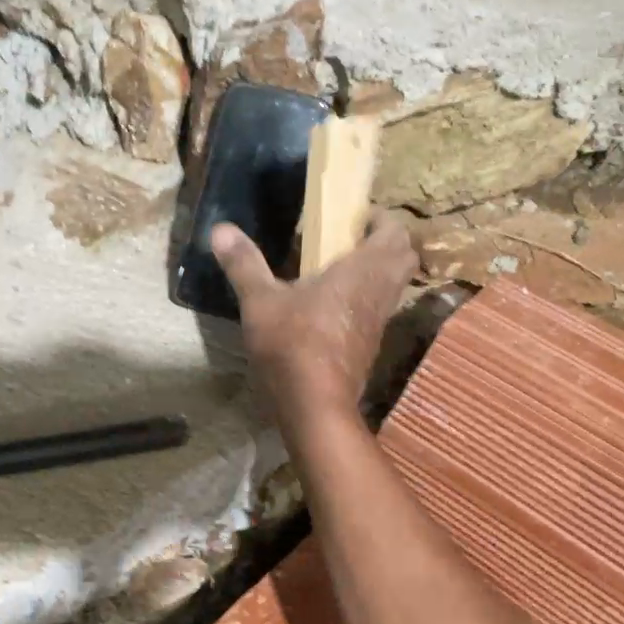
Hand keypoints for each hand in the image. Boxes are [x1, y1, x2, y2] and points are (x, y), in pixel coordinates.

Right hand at [210, 213, 420, 419]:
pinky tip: (331, 311)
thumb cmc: (293, 345)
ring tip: (338, 273)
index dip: (379, 219)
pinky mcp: (369, 347)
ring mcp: (379, 323)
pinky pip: (377, 313)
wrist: (315, 405)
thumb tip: (220, 228)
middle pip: (403, 257)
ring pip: (393, 287)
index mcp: (364, 269)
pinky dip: (364, 303)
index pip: (395, 230)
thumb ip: (244, 264)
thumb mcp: (260, 303)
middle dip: (384, 244)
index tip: (352, 218)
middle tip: (349, 242)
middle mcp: (381, 292)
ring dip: (376, 274)